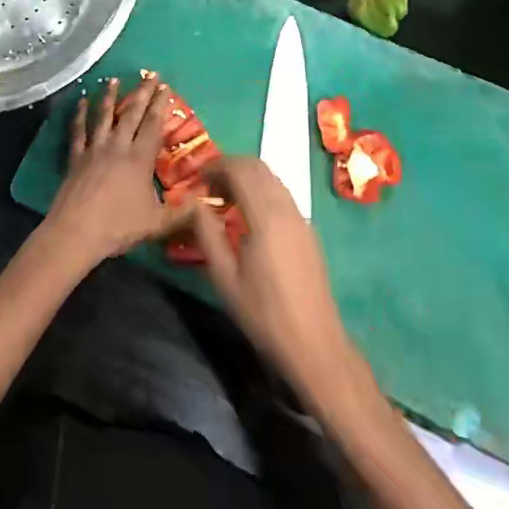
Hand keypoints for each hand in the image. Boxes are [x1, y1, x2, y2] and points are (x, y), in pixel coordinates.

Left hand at [41, 76, 180, 264]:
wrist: (76, 233)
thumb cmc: (119, 226)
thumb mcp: (157, 223)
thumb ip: (182, 213)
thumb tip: (207, 205)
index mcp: (140, 159)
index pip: (153, 125)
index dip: (160, 105)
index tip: (165, 87)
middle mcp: (118, 147)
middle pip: (131, 114)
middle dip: (142, 93)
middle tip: (150, 75)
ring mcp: (94, 150)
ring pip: (104, 117)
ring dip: (111, 97)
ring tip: (114, 80)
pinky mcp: (75, 158)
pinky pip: (78, 131)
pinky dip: (80, 115)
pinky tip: (82, 102)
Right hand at [188, 156, 353, 390]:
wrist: (314, 342)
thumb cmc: (263, 314)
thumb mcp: (224, 278)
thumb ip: (207, 234)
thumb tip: (194, 205)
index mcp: (266, 217)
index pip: (241, 170)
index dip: (216, 166)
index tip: (197, 177)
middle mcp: (287, 209)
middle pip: (259, 167)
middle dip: (231, 167)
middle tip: (208, 186)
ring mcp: (302, 219)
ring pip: (273, 179)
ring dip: (247, 178)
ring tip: (224, 200)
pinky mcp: (308, 230)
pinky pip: (282, 195)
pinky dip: (261, 191)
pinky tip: (247, 217)